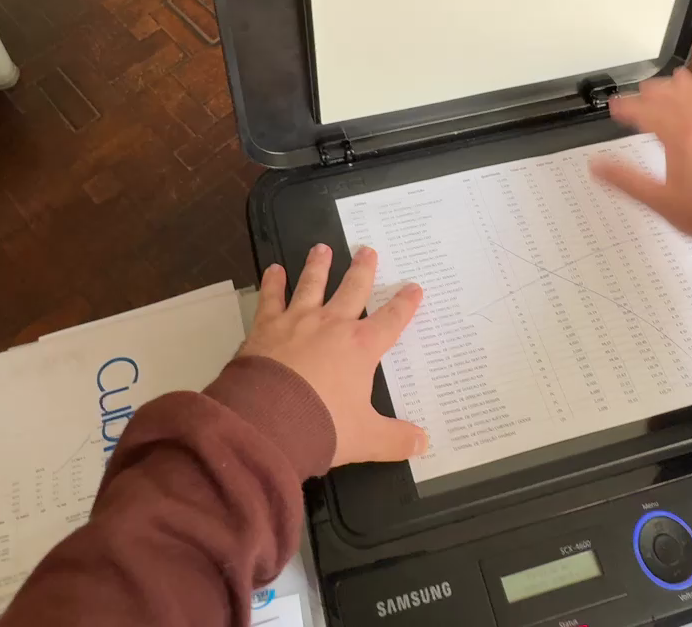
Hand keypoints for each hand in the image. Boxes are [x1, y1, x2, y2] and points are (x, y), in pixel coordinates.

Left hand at [239, 244, 427, 465]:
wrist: (268, 419)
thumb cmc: (322, 425)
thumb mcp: (366, 438)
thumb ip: (395, 439)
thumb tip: (424, 443)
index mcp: (361, 348)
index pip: (391, 320)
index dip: (405, 304)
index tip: (414, 288)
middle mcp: (332, 324)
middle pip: (353, 289)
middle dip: (363, 270)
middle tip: (368, 250)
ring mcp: (298, 320)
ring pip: (312, 284)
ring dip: (319, 265)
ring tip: (322, 248)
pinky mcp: (267, 325)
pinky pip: (272, 297)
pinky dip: (273, 283)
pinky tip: (274, 270)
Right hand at [590, 68, 691, 242]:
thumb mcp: (660, 201)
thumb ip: (625, 180)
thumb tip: (596, 166)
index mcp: (679, 134)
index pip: (645, 111)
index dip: (626, 107)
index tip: (615, 107)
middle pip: (674, 95)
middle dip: (654, 90)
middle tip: (641, 90)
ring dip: (687, 85)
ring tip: (676, 80)